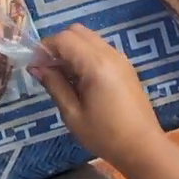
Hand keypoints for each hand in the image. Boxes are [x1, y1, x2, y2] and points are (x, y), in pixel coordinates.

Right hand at [33, 24, 168, 170]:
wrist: (143, 147)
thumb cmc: (105, 135)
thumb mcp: (72, 114)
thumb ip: (54, 85)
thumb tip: (36, 67)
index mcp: (95, 64)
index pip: (63, 38)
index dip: (44, 48)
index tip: (35, 67)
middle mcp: (109, 53)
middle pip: (76, 31)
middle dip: (57, 45)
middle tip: (48, 69)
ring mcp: (120, 58)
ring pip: (89, 38)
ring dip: (71, 49)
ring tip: (63, 76)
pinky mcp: (125, 66)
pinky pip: (100, 48)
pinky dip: (85, 55)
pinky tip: (80, 80)